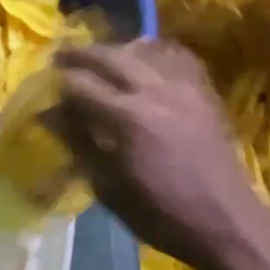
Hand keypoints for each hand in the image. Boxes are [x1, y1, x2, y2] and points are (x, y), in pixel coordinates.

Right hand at [47, 40, 269, 269]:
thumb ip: (80, 143)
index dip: (59, 82)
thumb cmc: (160, 213)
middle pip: (111, 56)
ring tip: (102, 55)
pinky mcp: (205, 92)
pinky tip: (146, 57)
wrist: (224, 221)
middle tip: (62, 56)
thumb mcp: (109, 186)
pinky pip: (178, 57)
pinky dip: (157, 52)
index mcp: (127, 118)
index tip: (45, 85)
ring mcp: (184, 87)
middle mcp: (155, 92)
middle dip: (81, 54)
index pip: (81, 84)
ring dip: (117, 48)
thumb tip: (52, 117)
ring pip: (145, 50)